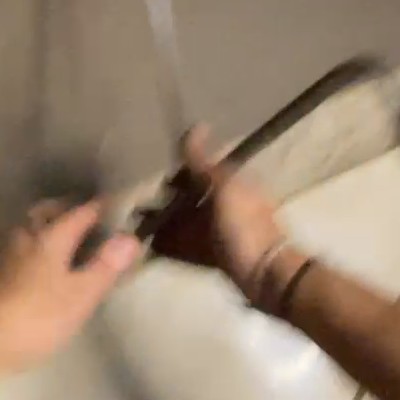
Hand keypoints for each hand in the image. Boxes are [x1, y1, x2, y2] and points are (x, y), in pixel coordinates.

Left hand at [0, 202, 141, 372]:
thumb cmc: (33, 318)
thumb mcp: (78, 297)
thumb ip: (104, 266)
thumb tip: (130, 236)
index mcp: (50, 235)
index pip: (81, 211)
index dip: (101, 207)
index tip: (117, 204)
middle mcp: (23, 232)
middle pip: (48, 211)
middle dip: (69, 209)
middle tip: (87, 218)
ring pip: (27, 225)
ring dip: (45, 224)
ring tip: (61, 236)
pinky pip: (13, 243)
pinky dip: (29, 243)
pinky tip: (30, 260)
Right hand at [146, 127, 288, 297]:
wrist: (265, 274)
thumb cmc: (246, 225)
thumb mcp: (225, 187)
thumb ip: (205, 162)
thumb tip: (196, 126)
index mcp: (232, 185)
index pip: (200, 172)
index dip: (178, 172)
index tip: (153, 175)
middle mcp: (225, 206)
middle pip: (190, 199)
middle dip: (165, 200)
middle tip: (136, 202)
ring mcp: (218, 232)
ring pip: (185, 223)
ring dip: (163, 223)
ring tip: (135, 224)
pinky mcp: (212, 256)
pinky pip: (185, 247)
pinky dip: (168, 246)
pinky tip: (148, 246)